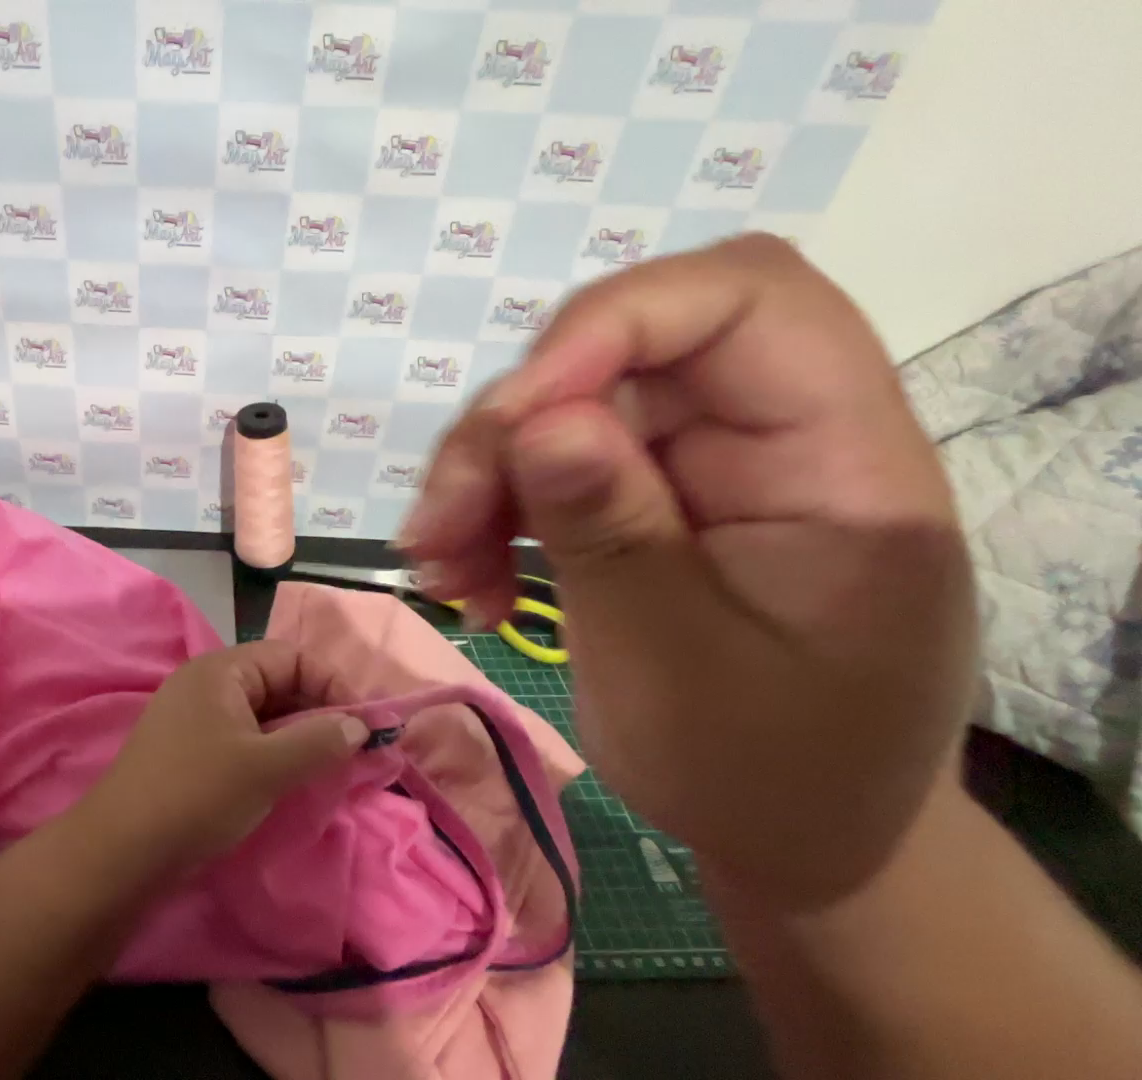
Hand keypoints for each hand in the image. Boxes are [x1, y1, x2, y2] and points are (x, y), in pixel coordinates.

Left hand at [71, 642, 367, 877]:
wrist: (121, 851)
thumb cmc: (197, 795)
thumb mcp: (266, 767)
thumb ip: (320, 741)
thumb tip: (361, 726)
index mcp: (220, 670)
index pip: (292, 656)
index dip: (333, 686)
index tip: (363, 727)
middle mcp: (205, 684)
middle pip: (278, 682)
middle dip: (319, 712)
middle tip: (353, 751)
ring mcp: (194, 718)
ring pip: (262, 714)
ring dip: (298, 736)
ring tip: (328, 768)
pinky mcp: (189, 752)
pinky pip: (243, 739)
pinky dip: (272, 754)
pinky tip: (290, 781)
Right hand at [399, 235, 977, 906]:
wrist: (792, 836)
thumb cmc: (763, 772)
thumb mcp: (676, 667)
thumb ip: (614, 536)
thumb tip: (536, 421)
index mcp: (841, 461)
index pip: (745, 301)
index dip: (615, 322)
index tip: (512, 418)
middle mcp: (770, 436)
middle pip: (624, 352)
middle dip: (510, 426)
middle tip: (437, 526)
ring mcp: (702, 466)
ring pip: (565, 407)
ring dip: (482, 477)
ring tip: (440, 569)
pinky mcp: (649, 497)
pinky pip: (550, 465)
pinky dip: (491, 511)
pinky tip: (465, 579)